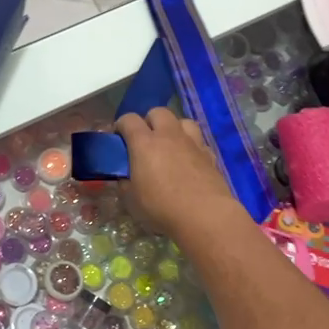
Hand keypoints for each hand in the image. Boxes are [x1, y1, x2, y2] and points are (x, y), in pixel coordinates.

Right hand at [115, 107, 242, 238]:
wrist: (204, 215)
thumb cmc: (161, 208)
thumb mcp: (131, 200)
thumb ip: (125, 183)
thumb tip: (125, 176)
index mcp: (144, 143)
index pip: (128, 119)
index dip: (121, 126)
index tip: (118, 138)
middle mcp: (168, 135)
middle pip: (158, 112)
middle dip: (149, 121)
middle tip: (145, 141)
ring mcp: (192, 143)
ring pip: (182, 121)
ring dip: (173, 128)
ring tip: (170, 146)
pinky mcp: (209, 154)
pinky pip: (198, 141)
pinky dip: (191, 146)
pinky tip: (188, 161)